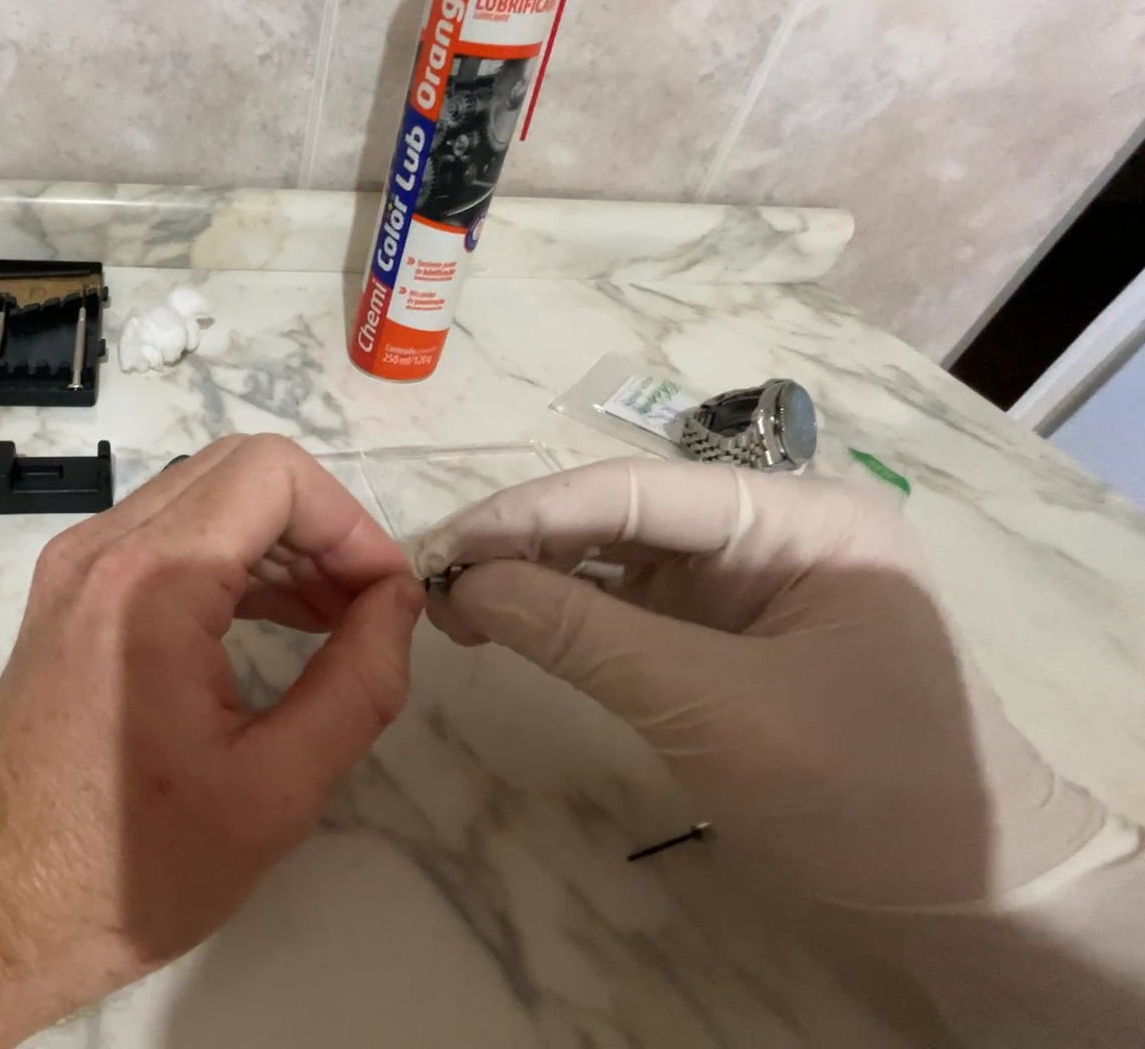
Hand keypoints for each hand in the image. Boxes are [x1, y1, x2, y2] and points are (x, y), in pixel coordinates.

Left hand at [0, 434, 424, 1037]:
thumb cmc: (135, 864)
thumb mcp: (276, 789)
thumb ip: (360, 682)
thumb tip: (398, 600)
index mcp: (151, 582)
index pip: (273, 474)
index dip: (348, 522)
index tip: (384, 595)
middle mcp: (102, 548)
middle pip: (238, 472)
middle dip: (317, 526)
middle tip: (361, 607)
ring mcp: (76, 566)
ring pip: (203, 498)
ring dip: (277, 542)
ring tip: (330, 618)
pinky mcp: (71, 593)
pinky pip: (166, 537)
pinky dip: (230, 560)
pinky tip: (271, 618)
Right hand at [418, 458, 1106, 909]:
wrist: (960, 901)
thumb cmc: (862, 795)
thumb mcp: (709, 708)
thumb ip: (580, 636)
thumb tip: (463, 588)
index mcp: (797, 520)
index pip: (634, 494)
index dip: (527, 516)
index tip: (443, 549)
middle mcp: (761, 531)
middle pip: (611, 517)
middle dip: (518, 547)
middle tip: (435, 584)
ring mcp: (733, 580)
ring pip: (603, 556)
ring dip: (525, 578)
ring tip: (454, 609)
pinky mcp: (706, 628)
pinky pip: (612, 603)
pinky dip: (551, 613)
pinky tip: (501, 624)